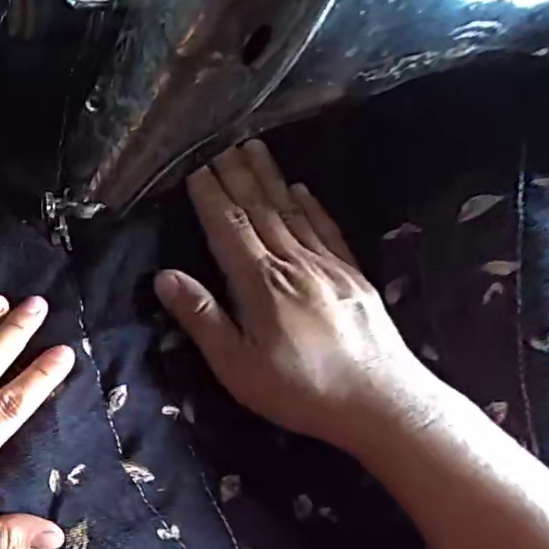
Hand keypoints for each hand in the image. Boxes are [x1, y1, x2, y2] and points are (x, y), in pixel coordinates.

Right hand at [153, 140, 443, 453]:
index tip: (195, 170)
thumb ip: (202, 317)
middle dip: (239, 177)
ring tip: (254, 151)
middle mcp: (295, 264)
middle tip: (222, 144)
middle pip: (261, 211)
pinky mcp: (353, 276)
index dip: (210, 198)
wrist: (383, 404)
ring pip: (292, 213)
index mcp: (261, 285)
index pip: (228, 230)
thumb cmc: (297, 389)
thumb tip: (165, 276)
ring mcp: (329, 267)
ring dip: (270, 180)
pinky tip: (301, 189)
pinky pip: (326, 230)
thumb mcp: (235, 365)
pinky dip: (310, 205)